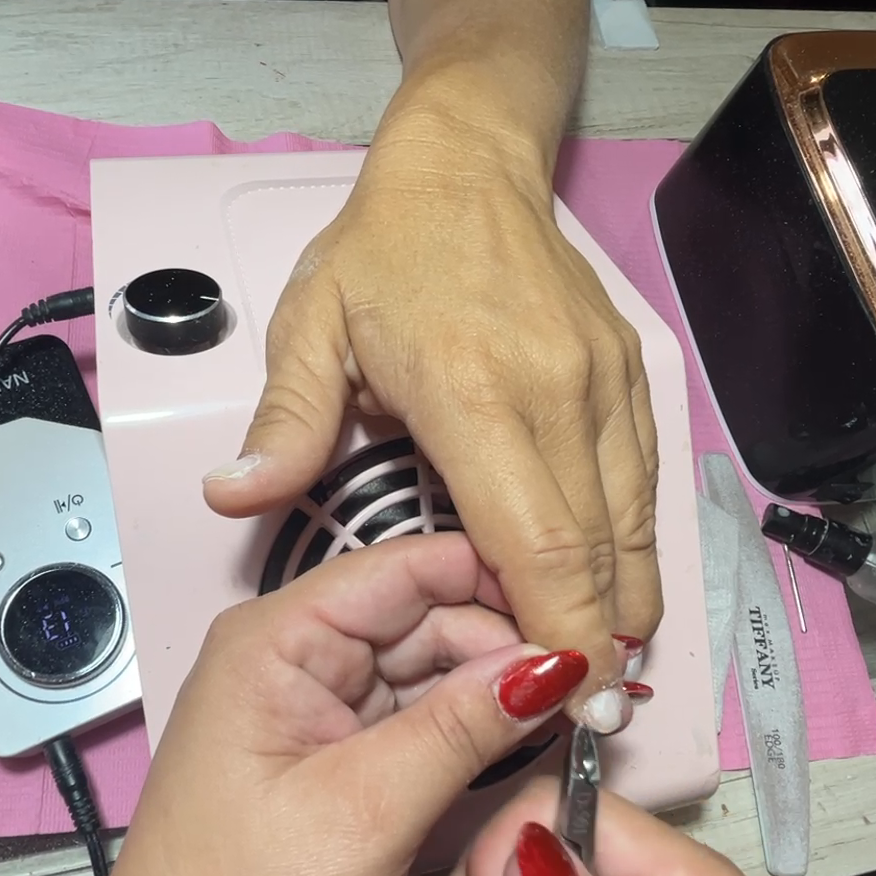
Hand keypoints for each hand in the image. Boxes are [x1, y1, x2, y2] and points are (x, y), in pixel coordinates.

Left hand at [62, 534, 613, 875]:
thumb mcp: (362, 813)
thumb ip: (458, 730)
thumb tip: (545, 665)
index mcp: (279, 636)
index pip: (404, 567)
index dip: (493, 576)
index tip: (572, 608)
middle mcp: (299, 647)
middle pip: (426, 610)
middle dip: (505, 640)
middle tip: (586, 679)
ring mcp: (322, 691)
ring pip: (431, 658)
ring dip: (495, 682)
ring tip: (566, 708)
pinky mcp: (342, 734)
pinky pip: (421, 704)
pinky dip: (471, 718)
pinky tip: (518, 731)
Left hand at [201, 113, 660, 733]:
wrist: (468, 166)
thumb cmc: (384, 251)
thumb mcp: (311, 329)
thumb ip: (286, 424)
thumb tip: (233, 496)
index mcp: (473, 394)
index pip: (535, 541)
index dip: (556, 631)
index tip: (563, 697)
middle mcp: (559, 396)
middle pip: (597, 551)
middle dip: (597, 640)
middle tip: (588, 708)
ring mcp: (607, 385)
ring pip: (635, 524)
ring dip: (624, 602)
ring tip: (603, 665)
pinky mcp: (630, 377)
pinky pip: (642, 485)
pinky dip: (631, 549)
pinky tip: (613, 587)